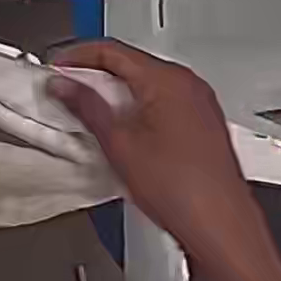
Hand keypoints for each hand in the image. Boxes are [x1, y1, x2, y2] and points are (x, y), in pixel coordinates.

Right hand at [47, 40, 261, 273]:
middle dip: (94, 76)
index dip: (78, 56)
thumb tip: (65, 85)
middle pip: (129, 64)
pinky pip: (161, 100)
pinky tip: (120, 131)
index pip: (112, 51)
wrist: (222, 230)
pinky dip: (135, 107)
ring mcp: (199, 103)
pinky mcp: (202, 122)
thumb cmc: (184, 192)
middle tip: (68, 90)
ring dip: (114, 93)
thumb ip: (86, 106)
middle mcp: (188, 85)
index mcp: (168, 80)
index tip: (58, 68)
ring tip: (90, 114)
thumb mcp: (118, 143)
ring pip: (145, 83)